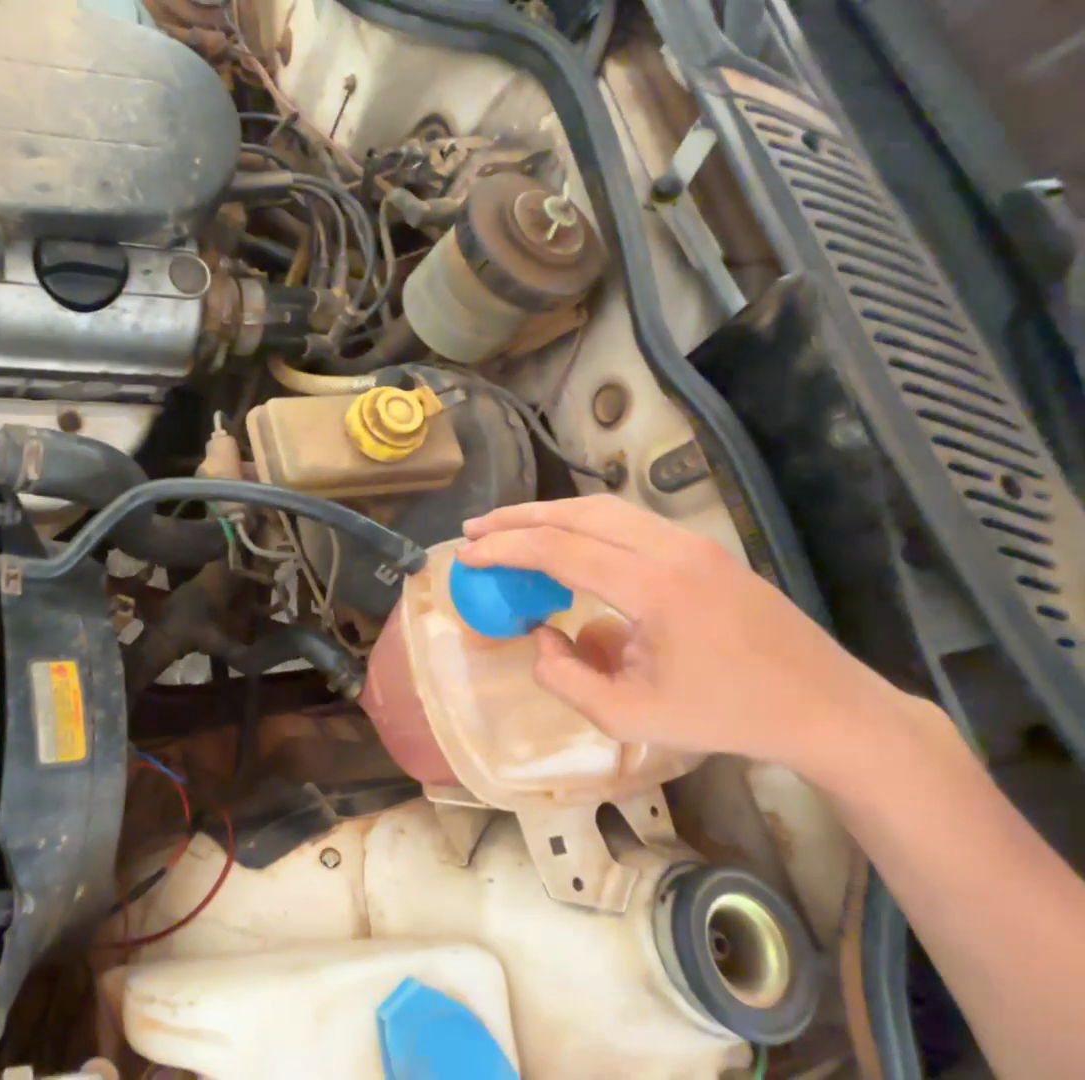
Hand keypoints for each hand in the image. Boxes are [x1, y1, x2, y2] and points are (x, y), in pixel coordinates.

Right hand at [458, 496, 933, 776]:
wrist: (827, 708)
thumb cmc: (727, 716)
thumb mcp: (629, 716)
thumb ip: (565, 678)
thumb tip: (540, 637)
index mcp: (654, 588)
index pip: (560, 550)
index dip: (504, 549)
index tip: (466, 556)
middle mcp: (674, 550)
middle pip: (578, 514)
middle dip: (518, 518)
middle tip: (474, 530)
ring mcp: (695, 544)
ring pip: (606, 509)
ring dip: (550, 515)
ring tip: (507, 528)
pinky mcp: (707, 551)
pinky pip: (631, 523)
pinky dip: (584, 523)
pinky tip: (565, 541)